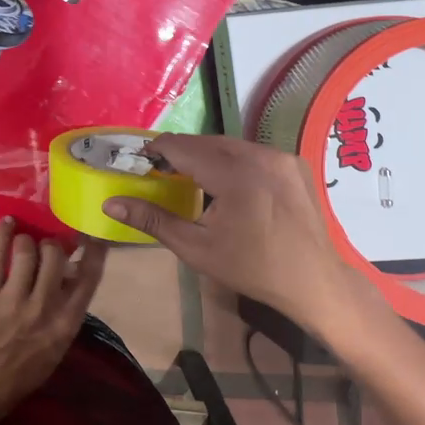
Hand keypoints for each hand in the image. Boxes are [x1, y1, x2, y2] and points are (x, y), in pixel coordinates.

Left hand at [0, 217, 107, 424]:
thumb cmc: (27, 364)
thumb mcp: (59, 341)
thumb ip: (67, 307)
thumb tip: (71, 270)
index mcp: (67, 321)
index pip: (88, 278)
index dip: (93, 251)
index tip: (90, 234)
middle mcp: (44, 307)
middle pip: (55, 255)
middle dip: (51, 244)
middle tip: (45, 246)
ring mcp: (14, 299)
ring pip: (26, 250)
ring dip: (26, 241)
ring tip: (23, 243)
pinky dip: (2, 233)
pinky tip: (6, 223)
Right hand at [99, 134, 377, 336]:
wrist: (316, 283)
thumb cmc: (252, 268)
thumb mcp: (195, 247)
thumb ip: (151, 219)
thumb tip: (109, 203)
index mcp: (235, 175)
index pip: (180, 147)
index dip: (155, 151)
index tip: (139, 163)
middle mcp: (260, 156)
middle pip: (203, 141)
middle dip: (178, 153)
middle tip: (160, 173)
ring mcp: (281, 157)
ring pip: (227, 144)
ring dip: (204, 155)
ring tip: (190, 177)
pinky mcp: (293, 162)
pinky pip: (250, 151)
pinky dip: (230, 159)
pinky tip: (225, 183)